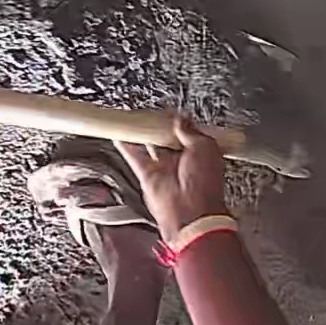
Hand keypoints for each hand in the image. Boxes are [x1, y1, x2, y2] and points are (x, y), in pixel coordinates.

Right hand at [115, 116, 228, 238]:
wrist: (191, 212)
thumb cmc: (205, 184)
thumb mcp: (204, 146)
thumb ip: (190, 131)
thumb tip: (182, 120)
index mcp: (200, 154)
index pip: (187, 133)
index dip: (178, 122)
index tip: (169, 112)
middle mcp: (181, 161)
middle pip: (167, 139)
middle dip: (159, 126)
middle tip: (150, 114)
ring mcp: (164, 168)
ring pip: (150, 146)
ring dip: (143, 133)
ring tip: (134, 120)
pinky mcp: (149, 175)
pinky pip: (135, 157)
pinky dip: (126, 147)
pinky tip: (121, 136)